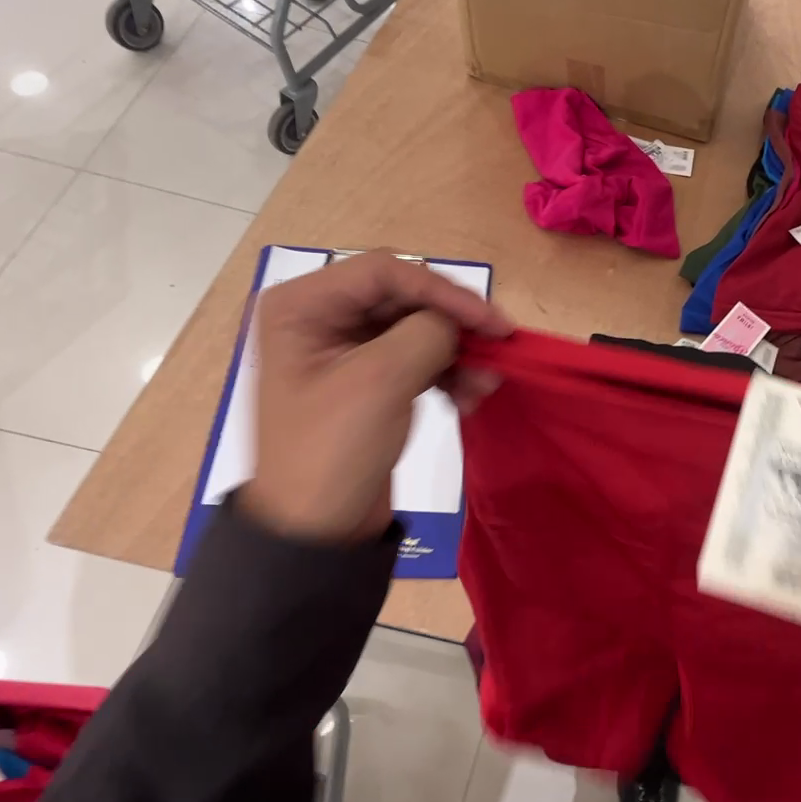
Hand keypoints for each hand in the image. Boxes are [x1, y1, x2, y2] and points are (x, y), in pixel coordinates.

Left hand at [243, 252, 512, 543]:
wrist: (318, 529)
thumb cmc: (334, 450)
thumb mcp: (380, 382)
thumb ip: (427, 333)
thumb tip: (459, 324)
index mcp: (302, 305)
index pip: (385, 272)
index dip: (444, 292)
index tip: (493, 324)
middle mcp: (321, 316)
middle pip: (405, 297)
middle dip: (453, 325)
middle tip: (498, 348)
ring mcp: (346, 347)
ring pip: (418, 327)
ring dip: (456, 352)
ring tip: (483, 387)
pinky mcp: (370, 378)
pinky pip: (419, 356)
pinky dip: (448, 373)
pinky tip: (469, 398)